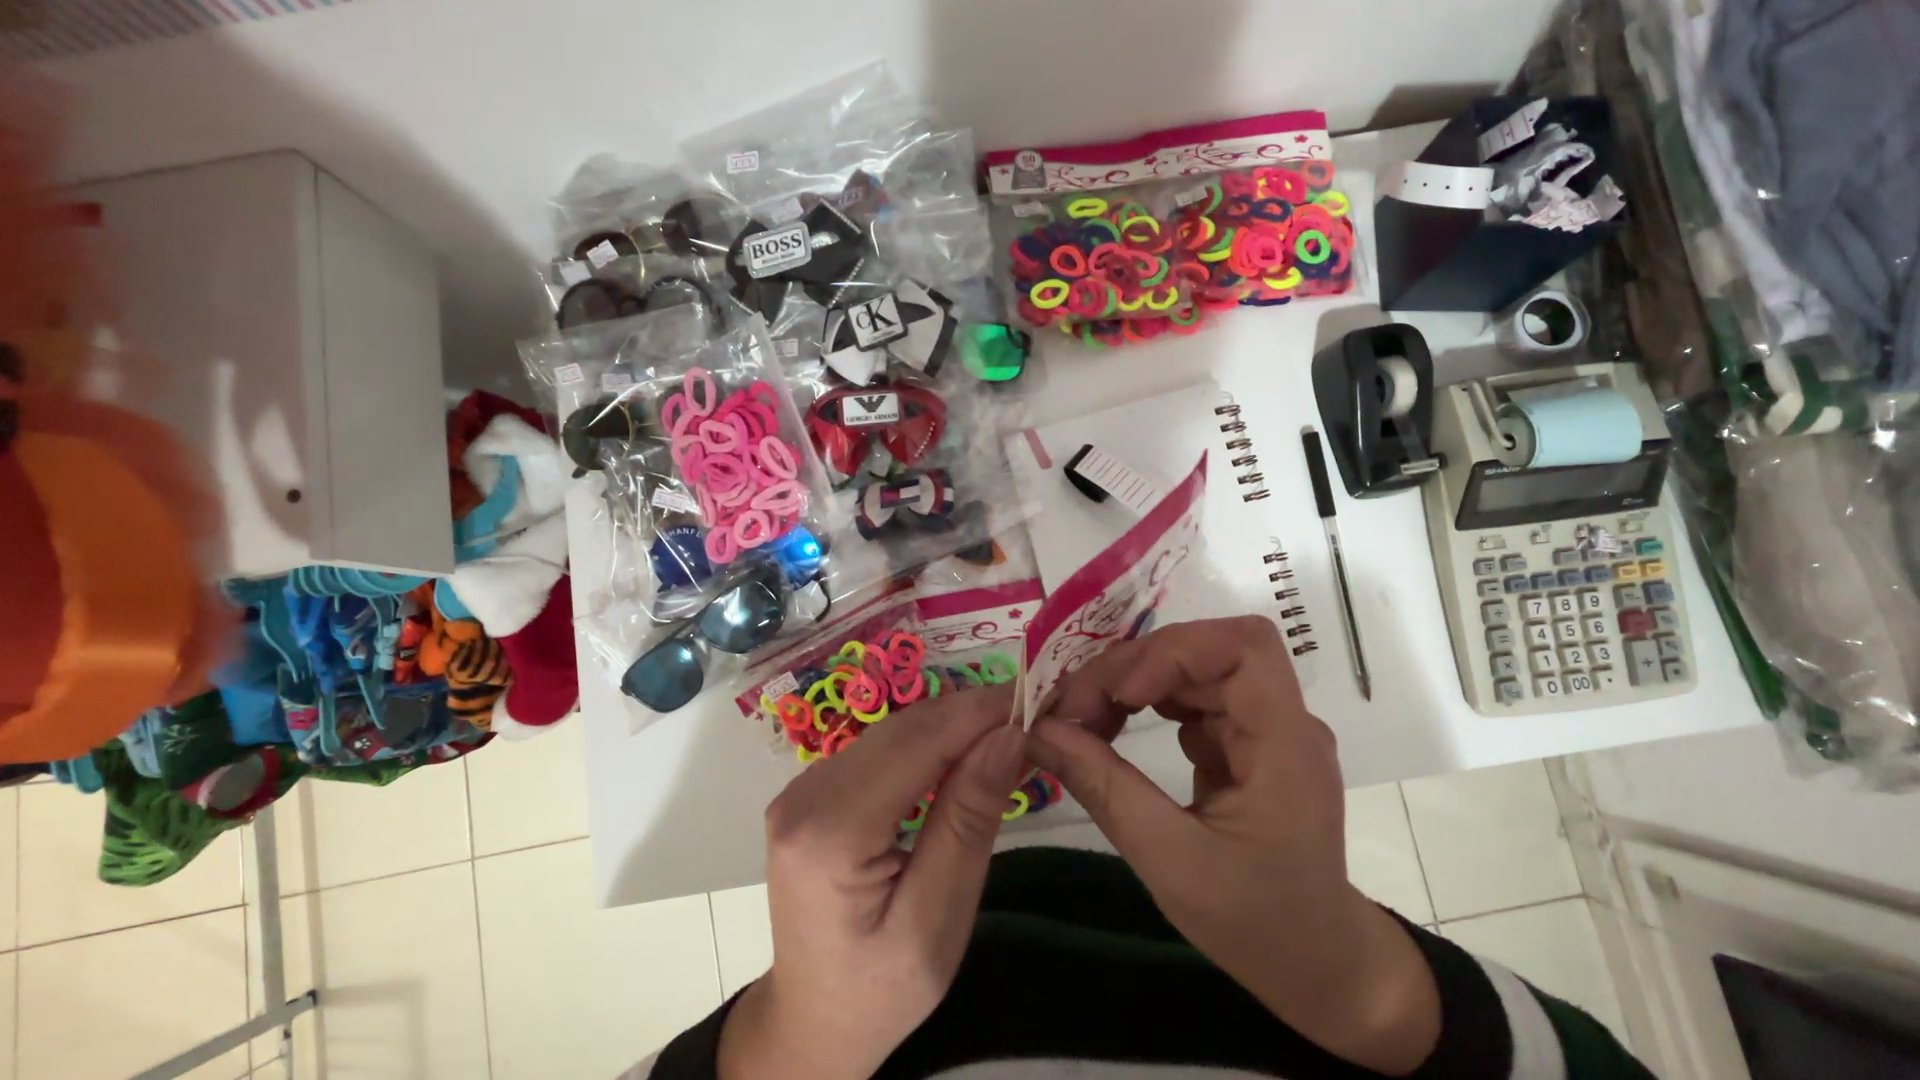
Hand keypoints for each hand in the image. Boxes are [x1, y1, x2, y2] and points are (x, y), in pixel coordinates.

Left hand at [719, 683, 1026, 1079]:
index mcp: (830, 830)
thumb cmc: (882, 988)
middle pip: (901, 730)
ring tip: (1010, 734)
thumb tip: (1007, 736)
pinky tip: (964, 757)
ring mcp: (801, 791)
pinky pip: (877, 753)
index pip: (916, 742)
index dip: (978, 713)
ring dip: (951, 728)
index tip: (1037, 699)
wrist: (814, 1020)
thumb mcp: (938, 917)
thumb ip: (968, 821)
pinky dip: (926, 747)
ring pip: (890, 735)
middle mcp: (804, 796)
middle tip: (1035, 715)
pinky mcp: (810, 796)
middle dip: (970, 715)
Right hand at [1028, 617, 1440, 1075]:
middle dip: (1131, 670)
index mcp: (1284, 744)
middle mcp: (1280, 722)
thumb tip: (1039, 730)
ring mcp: (1262, 731)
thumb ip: (1105, 788)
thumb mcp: (1170, 861)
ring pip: (1190, 672)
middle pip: (1205, 653)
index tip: (1122, 694)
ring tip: (1077, 720)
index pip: (1243, 647)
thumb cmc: (1255, 922)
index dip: (1176, 651)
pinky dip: (1142, 707)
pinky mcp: (1243, 745)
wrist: (1316, 965)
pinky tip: (1105, 732)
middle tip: (1068, 711)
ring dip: (1130, 685)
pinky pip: (1189, 702)